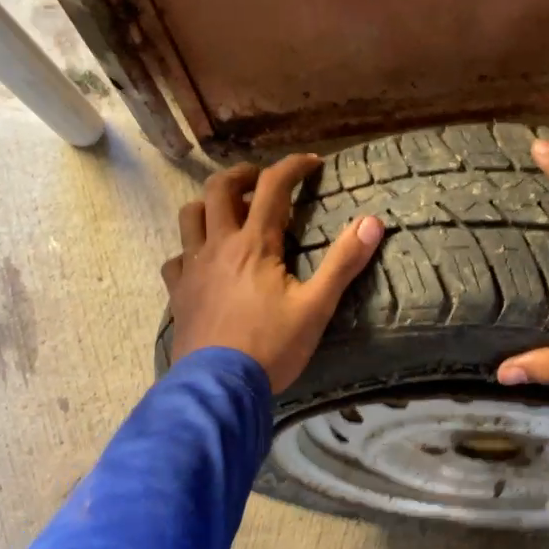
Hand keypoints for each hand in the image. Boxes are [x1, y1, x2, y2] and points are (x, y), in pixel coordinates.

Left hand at [163, 155, 383, 392]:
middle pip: (220, 190)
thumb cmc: (272, 346)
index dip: (292, 167)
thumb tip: (372, 222)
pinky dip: (190, 250)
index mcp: (254, 244)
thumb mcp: (317, 306)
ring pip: (190, 216)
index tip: (312, 163)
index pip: (272, 187)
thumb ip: (343, 262)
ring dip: (209, 205)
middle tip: (261, 181)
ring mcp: (192, 269)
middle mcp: (218, 245)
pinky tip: (202, 262)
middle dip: (242, 175)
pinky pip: (176, 258)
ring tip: (228, 213)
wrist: (219, 386)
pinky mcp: (178, 294)